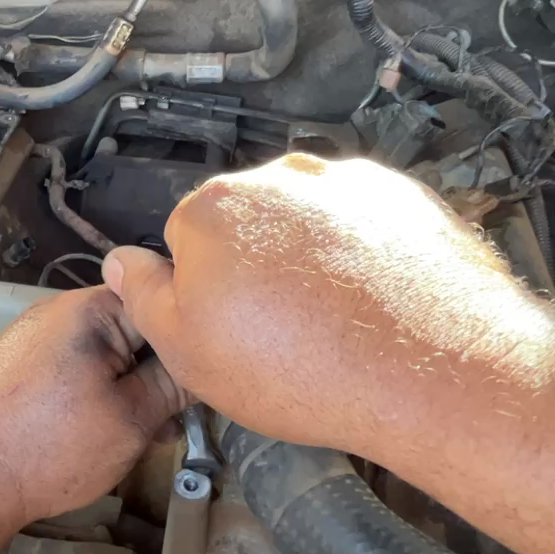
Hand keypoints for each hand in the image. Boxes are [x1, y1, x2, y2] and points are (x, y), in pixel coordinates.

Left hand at [0, 287, 187, 527]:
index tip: (206, 380)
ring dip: (126, 390)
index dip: (187, 340)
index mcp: (89, 306)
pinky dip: (93, 396)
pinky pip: (71, 370)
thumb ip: (174, 385)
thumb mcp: (130, 419)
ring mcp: (31, 337)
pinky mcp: (14, 366)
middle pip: (130, 329)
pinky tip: (97, 435)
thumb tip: (202, 361)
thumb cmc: (50, 445)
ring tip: (140, 439)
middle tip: (174, 425)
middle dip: (156, 374)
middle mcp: (56, 310)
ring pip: (102, 355)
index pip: (160, 302)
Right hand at [101, 154, 539, 448]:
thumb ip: (142, 296)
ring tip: (330, 321)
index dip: (203, 289)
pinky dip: (358, 252)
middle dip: (251, 265)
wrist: (436, 374)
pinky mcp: (403, 197)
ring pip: (302, 221)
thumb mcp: (188, 352)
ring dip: (304, 258)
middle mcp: (278, 178)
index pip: (185, 239)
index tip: (230, 324)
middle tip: (281, 329)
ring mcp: (346, 182)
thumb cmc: (304, 368)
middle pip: (245, 223)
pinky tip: (371, 302)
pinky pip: (358, 222)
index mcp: (213, 209)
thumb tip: (119, 262)